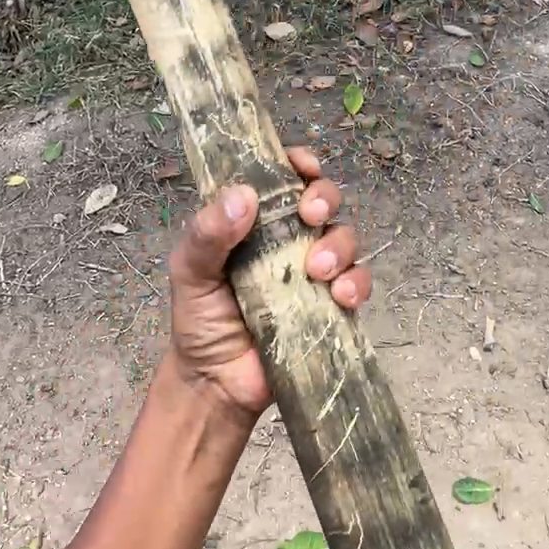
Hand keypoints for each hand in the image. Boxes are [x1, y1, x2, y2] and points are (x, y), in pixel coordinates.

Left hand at [166, 147, 369, 420]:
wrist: (215, 384)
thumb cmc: (199, 319)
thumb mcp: (189, 271)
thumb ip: (207, 233)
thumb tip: (244, 195)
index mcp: (254, 220)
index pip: (283, 177)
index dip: (299, 163)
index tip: (304, 167)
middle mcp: (288, 237)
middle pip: (323, 199)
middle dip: (324, 198)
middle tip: (310, 215)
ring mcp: (314, 271)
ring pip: (345, 237)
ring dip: (340, 245)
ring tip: (318, 270)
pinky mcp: (332, 305)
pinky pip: (358, 283)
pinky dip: (357, 283)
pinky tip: (340, 296)